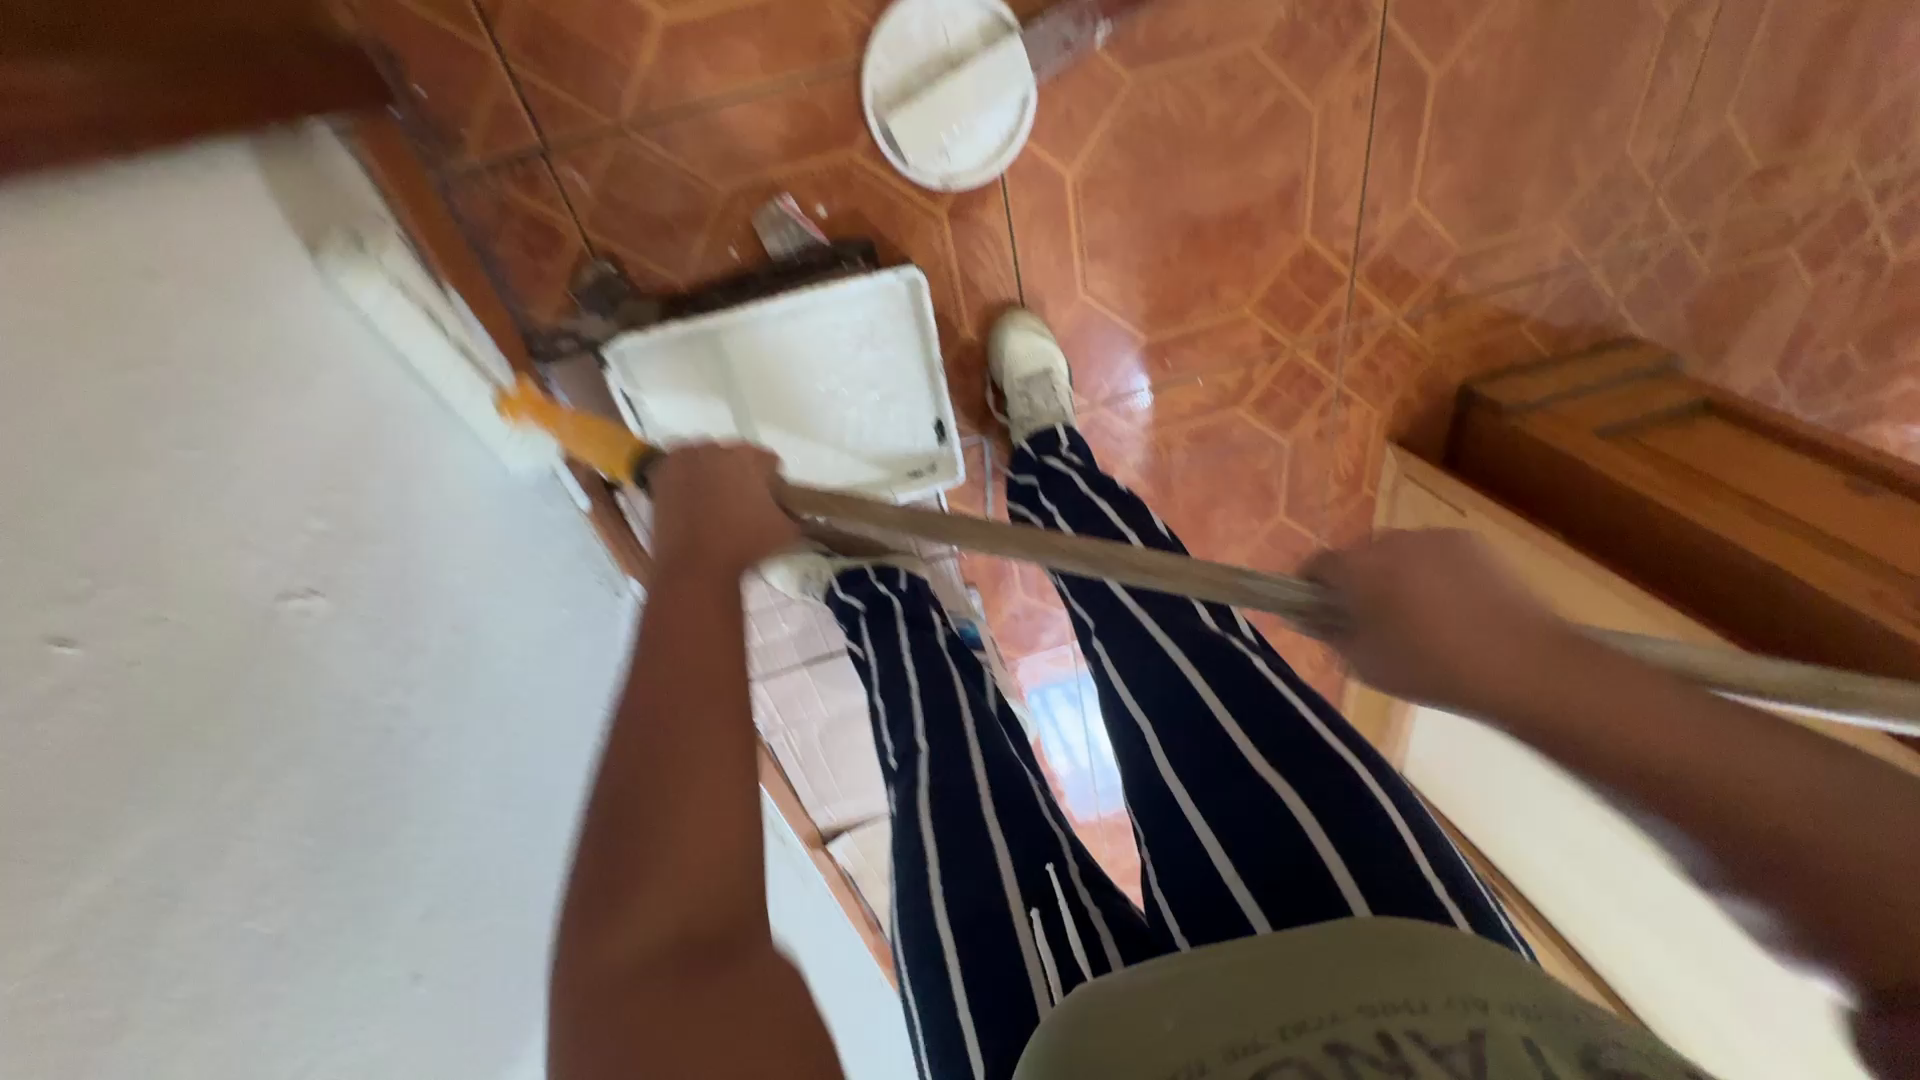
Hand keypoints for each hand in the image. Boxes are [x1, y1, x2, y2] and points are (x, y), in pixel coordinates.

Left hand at [646, 443, 802, 578]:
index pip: (767, 460)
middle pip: (734, 455)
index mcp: (749, 456)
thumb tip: (797, 512)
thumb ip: (797, 515)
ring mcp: (685, 459)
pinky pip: (680, 466)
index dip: (770, 480)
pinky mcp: (662, 474)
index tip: (768, 500)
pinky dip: (686, 477)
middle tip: (741, 502)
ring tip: (713, 502)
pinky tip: (691, 499)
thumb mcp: (786, 531)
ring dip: (711, 472)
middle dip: (739, 473)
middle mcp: (716, 448)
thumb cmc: (745, 545)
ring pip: (705, 458)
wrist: (695, 566)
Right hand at [1302, 529, 1583, 716]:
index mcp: (1357, 568)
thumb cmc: (1432, 669)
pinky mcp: (1472, 542)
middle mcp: (1390, 541)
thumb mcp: (1363, 663)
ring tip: (1413, 614)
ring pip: (1394, 552)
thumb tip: (1306, 616)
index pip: (1314, 565)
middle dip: (1353, 580)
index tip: (1316, 613)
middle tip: (1367, 618)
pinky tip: (1449, 606)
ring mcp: (1433, 537)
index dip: (1308, 588)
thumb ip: (1326, 633)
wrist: (1527, 666)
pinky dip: (1428, 571)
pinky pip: (1432, 552)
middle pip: (1354, 554)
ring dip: (1391, 574)